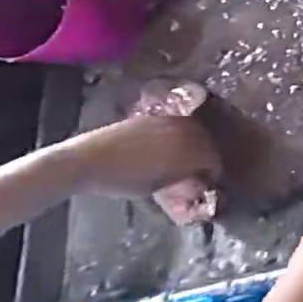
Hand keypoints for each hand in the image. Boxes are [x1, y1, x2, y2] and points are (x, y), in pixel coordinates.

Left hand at [67, 82, 223, 199]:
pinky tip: (174, 146)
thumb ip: (181, 177)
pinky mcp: (156, 116)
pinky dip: (183, 135)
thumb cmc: (121, 181)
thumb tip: (196, 178)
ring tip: (189, 158)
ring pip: (195, 130)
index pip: (212, 159)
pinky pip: (180, 124)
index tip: (209, 181)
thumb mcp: (156, 186)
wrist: (89, 159)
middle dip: (207, 156)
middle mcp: (184, 130)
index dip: (213, 172)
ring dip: (197, 143)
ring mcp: (170, 119)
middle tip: (202, 170)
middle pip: (207, 141)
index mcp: (186, 149)